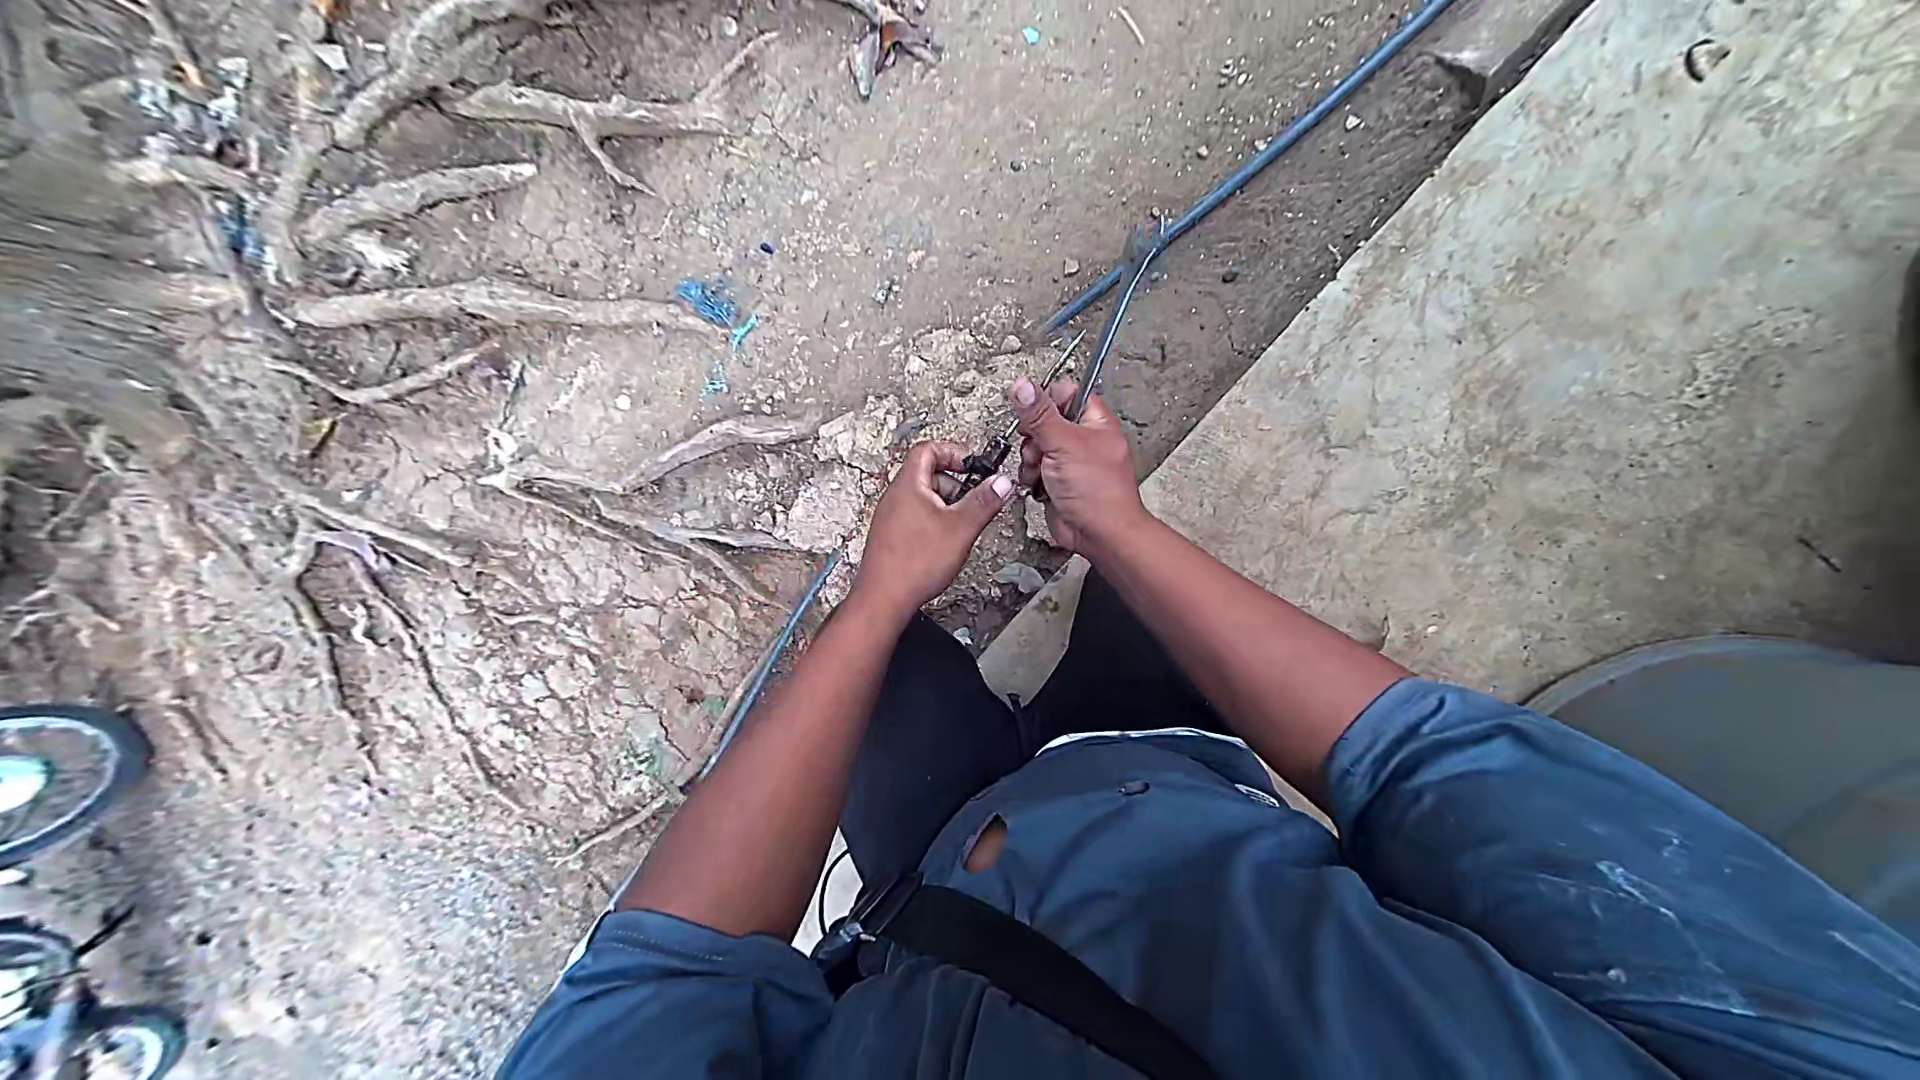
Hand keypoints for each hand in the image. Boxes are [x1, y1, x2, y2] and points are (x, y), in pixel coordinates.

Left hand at [851, 441, 1014, 619]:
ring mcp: (891, 517)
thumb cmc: (913, 564)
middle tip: (973, 500)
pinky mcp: (891, 536)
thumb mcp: (961, 528)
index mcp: (908, 485)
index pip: (928, 449)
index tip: (972, 466)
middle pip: (928, 474)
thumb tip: (1001, 482)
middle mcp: (895, 497)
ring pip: (924, 498)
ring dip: (946, 506)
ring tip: (960, 526)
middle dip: (955, 484)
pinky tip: (944, 543)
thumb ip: (984, 501)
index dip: (953, 453)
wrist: (884, 598)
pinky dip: (935, 522)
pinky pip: (916, 517)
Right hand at [1012, 377, 1146, 554]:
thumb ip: (1039, 414)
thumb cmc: (1099, 492)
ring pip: (1035, 448)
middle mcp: (1083, 440)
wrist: (1099, 533)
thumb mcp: (1063, 443)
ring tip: (1042, 471)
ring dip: (1031, 461)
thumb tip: (1023, 387)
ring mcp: (1070, 463)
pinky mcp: (1057, 483)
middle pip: (1044, 423)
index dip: (1047, 400)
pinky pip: (1034, 471)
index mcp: (1095, 422)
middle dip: (1034, 438)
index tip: (1034, 412)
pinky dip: (1032, 479)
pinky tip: (1040, 486)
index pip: (1066, 394)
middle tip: (1040, 447)